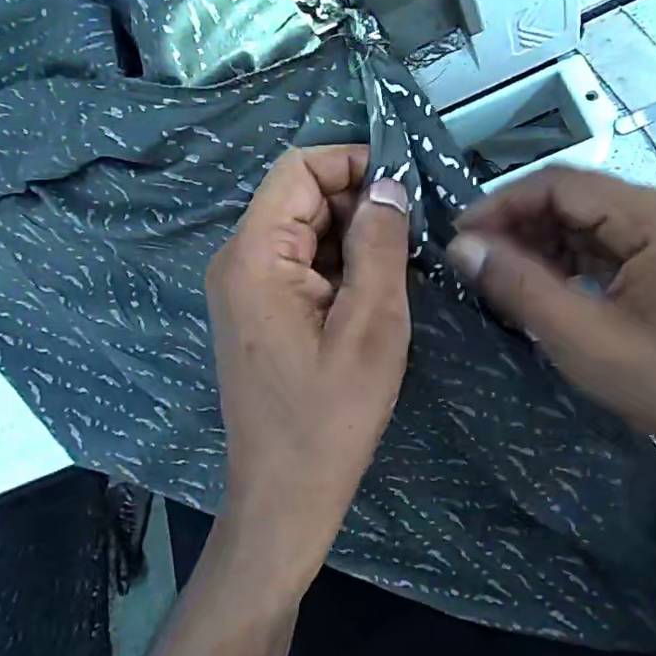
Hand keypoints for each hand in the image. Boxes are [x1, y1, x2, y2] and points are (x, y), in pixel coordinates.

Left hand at [205, 145, 411, 579]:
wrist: (288, 492)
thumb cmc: (332, 413)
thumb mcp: (372, 324)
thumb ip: (380, 245)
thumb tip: (389, 184)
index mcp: (256, 256)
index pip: (299, 169)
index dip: (354, 163)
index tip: (408, 187)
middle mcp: (240, 261)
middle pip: (302, 197)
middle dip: (361, 203)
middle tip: (416, 233)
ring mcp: (248, 288)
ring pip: (308, 230)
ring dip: (357, 236)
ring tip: (404, 265)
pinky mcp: (262, 311)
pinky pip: (305, 264)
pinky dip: (344, 264)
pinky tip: (377, 292)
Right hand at [447, 167, 655, 484]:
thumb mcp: (586, 341)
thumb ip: (519, 287)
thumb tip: (462, 246)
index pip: (562, 184)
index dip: (502, 205)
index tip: (459, 238)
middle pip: (582, 200)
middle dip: (525, 228)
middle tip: (479, 265)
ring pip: (599, 224)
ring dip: (551, 247)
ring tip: (507, 281)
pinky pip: (621, 248)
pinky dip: (582, 265)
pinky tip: (553, 290)